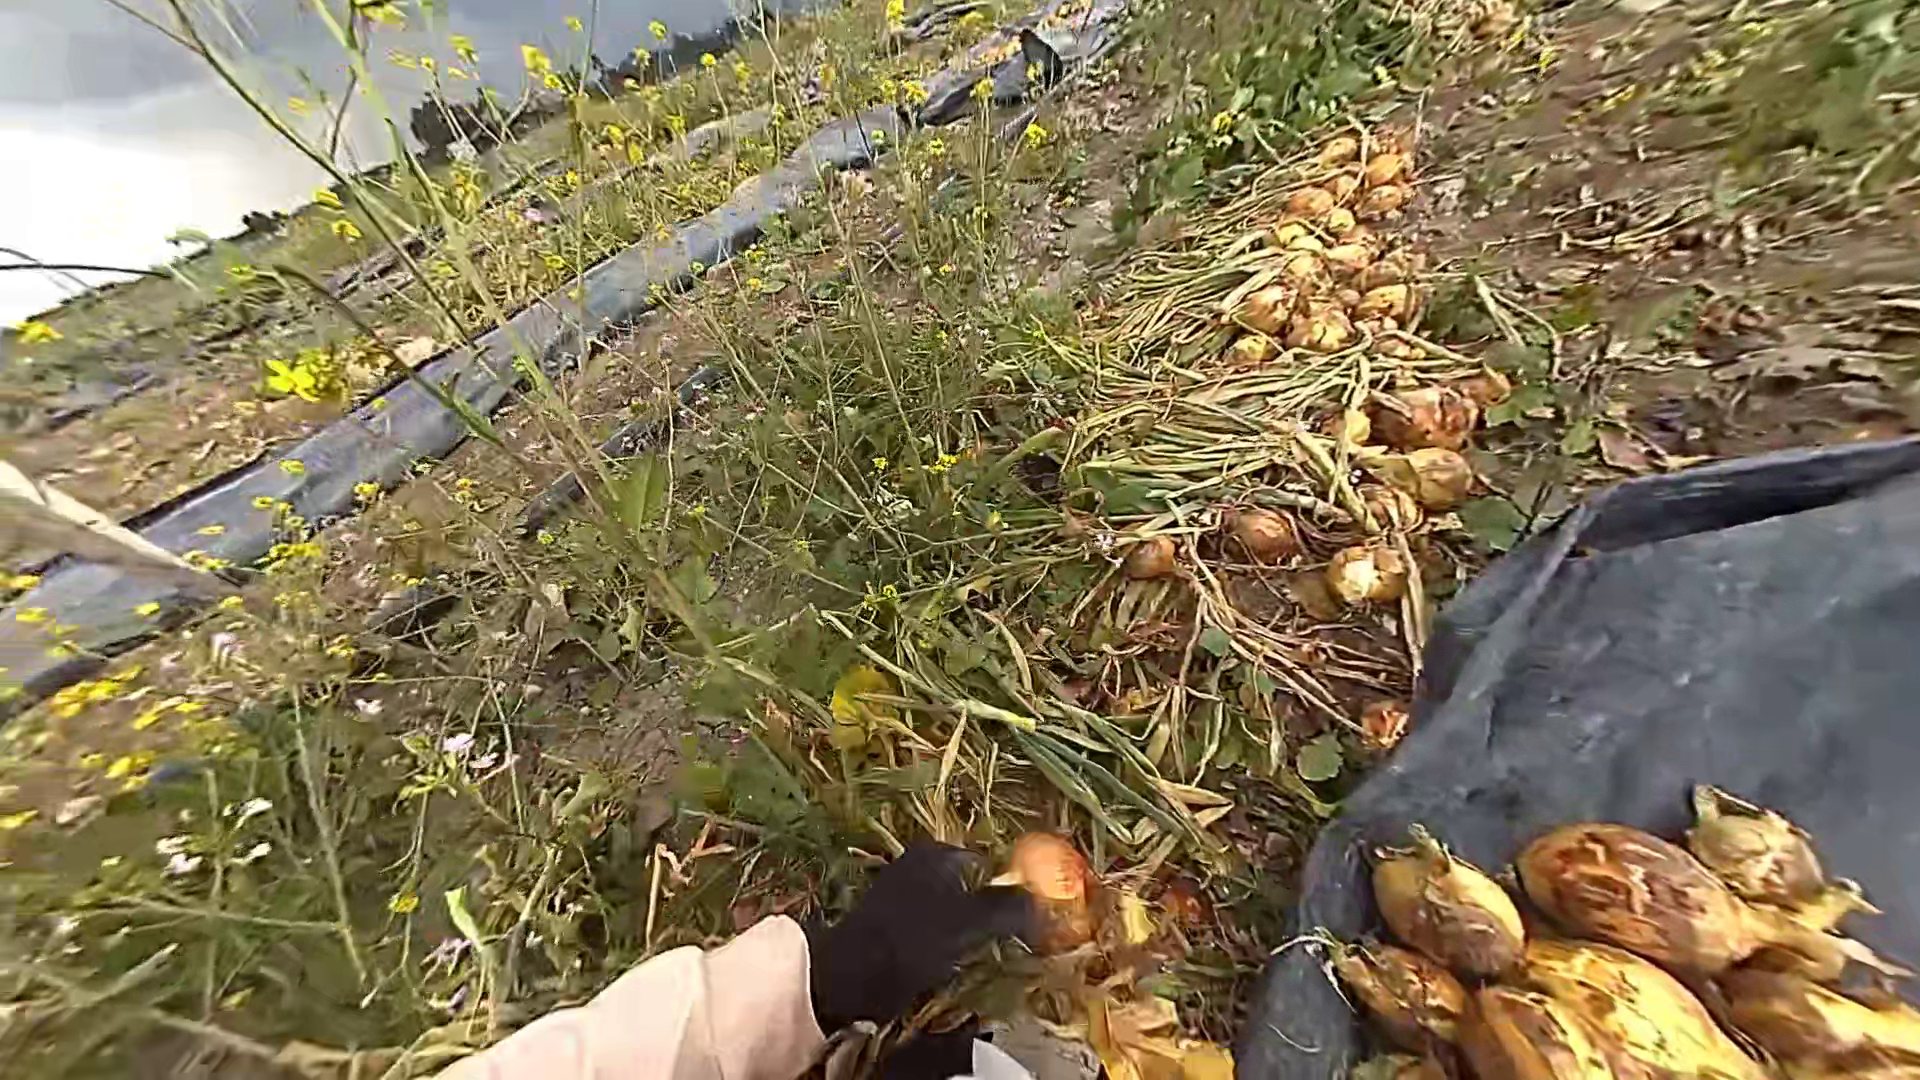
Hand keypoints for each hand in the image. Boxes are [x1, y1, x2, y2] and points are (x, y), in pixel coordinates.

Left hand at [807, 841, 1034, 1031]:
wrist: (850, 973)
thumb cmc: (912, 939)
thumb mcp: (968, 924)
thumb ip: (1007, 909)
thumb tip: (1041, 903)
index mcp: (938, 852)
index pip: (987, 864)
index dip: (1007, 892)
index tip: (1021, 924)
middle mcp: (919, 861)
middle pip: (968, 883)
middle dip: (986, 910)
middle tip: (1002, 943)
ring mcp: (901, 887)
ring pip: (949, 903)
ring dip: (965, 927)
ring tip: (976, 955)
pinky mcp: (889, 915)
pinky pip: (930, 920)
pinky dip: (943, 937)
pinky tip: (947, 960)